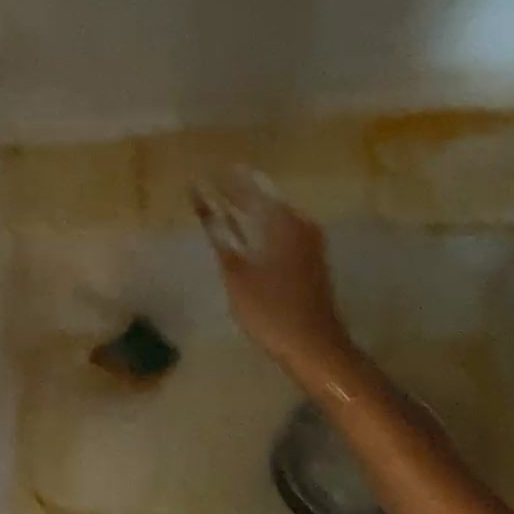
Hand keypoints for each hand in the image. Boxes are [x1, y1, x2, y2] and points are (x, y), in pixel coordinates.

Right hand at [191, 166, 354, 380]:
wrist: (311, 342)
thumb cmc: (268, 307)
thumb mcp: (235, 270)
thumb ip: (218, 232)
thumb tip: (201, 199)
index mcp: (280, 222)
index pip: (247, 189)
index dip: (225, 180)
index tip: (204, 171)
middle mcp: (298, 224)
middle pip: (264, 198)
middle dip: (238, 189)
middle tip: (212, 179)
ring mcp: (307, 240)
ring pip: (273, 212)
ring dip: (249, 206)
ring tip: (224, 199)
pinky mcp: (308, 257)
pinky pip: (279, 227)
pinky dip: (259, 223)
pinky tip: (245, 228)